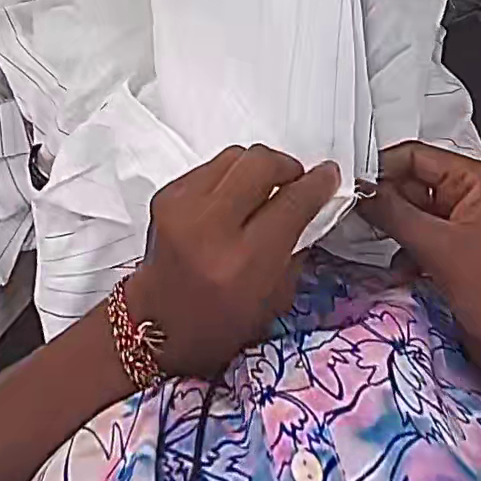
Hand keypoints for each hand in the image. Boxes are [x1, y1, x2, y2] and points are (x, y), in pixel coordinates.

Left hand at [126, 145, 339, 377]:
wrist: (152, 325)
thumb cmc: (218, 323)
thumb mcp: (273, 298)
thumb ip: (296, 245)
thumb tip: (314, 200)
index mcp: (243, 264)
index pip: (292, 202)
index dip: (317, 183)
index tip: (328, 176)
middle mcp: (210, 229)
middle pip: (263, 163)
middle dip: (288, 166)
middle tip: (294, 181)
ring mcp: (183, 207)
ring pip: (236, 155)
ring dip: (258, 168)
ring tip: (261, 191)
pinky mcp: (166, 195)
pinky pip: (211, 166)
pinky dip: (230, 176)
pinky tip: (231, 200)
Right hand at [357, 142, 480, 401]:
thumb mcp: (442, 250)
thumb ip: (395, 214)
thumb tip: (360, 190)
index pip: (418, 156)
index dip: (381, 167)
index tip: (347, 185)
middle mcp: (476, 195)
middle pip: (415, 183)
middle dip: (386, 202)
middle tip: (353, 217)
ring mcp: (470, 226)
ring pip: (417, 213)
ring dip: (395, 230)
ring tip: (374, 246)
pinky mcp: (463, 254)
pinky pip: (425, 239)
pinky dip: (408, 251)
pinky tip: (398, 270)